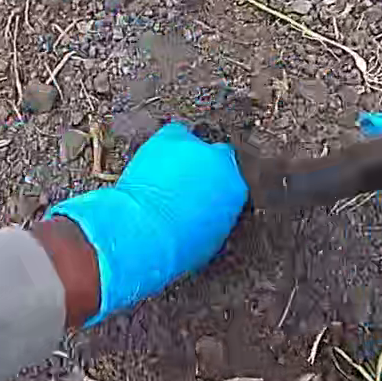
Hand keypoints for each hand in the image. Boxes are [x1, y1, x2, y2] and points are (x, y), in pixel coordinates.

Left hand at [49, 122, 245, 322]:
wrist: (145, 232)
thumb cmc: (174, 245)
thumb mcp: (209, 240)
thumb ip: (216, 218)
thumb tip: (209, 215)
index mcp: (236, 191)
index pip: (233, 182)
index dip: (217, 190)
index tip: (206, 197)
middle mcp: (222, 165)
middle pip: (220, 158)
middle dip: (206, 170)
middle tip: (187, 186)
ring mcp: (197, 148)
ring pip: (195, 145)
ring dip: (184, 158)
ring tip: (166, 178)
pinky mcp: (170, 138)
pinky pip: (173, 135)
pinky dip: (165, 146)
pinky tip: (154, 163)